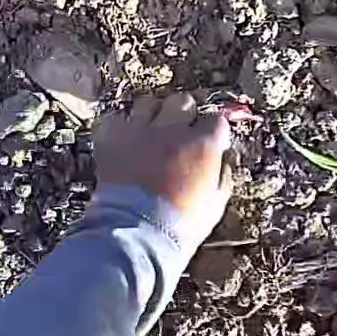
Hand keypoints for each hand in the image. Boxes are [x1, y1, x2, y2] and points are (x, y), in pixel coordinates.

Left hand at [95, 93, 232, 250]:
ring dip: (153, 116)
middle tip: (180, 133)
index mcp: (202, 143)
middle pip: (182, 102)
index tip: (209, 142)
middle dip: (184, 115)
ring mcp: (139, 131)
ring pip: (149, 103)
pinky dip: (121, 126)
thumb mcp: (216, 203)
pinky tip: (126, 140)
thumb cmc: (181, 225)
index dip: (213, 131)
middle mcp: (171, 129)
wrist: (137, 233)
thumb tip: (225, 157)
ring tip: (151, 134)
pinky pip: (115, 117)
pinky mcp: (112, 139)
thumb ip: (224, 173)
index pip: (216, 119)